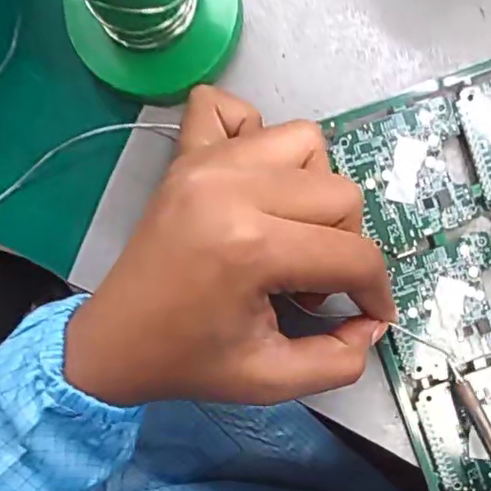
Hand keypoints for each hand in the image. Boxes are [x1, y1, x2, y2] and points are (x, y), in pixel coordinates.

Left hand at [65, 86, 396, 405]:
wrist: (115, 344)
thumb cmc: (187, 362)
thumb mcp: (271, 381)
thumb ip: (339, 361)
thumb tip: (372, 322)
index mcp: (251, 249)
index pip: (352, 255)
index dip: (375, 292)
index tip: (369, 313)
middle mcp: (231, 189)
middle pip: (340, 195)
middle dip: (343, 248)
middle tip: (308, 288)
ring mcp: (205, 163)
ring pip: (305, 144)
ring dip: (314, 192)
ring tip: (286, 237)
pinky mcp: (186, 156)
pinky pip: (231, 110)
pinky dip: (255, 136)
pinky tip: (254, 183)